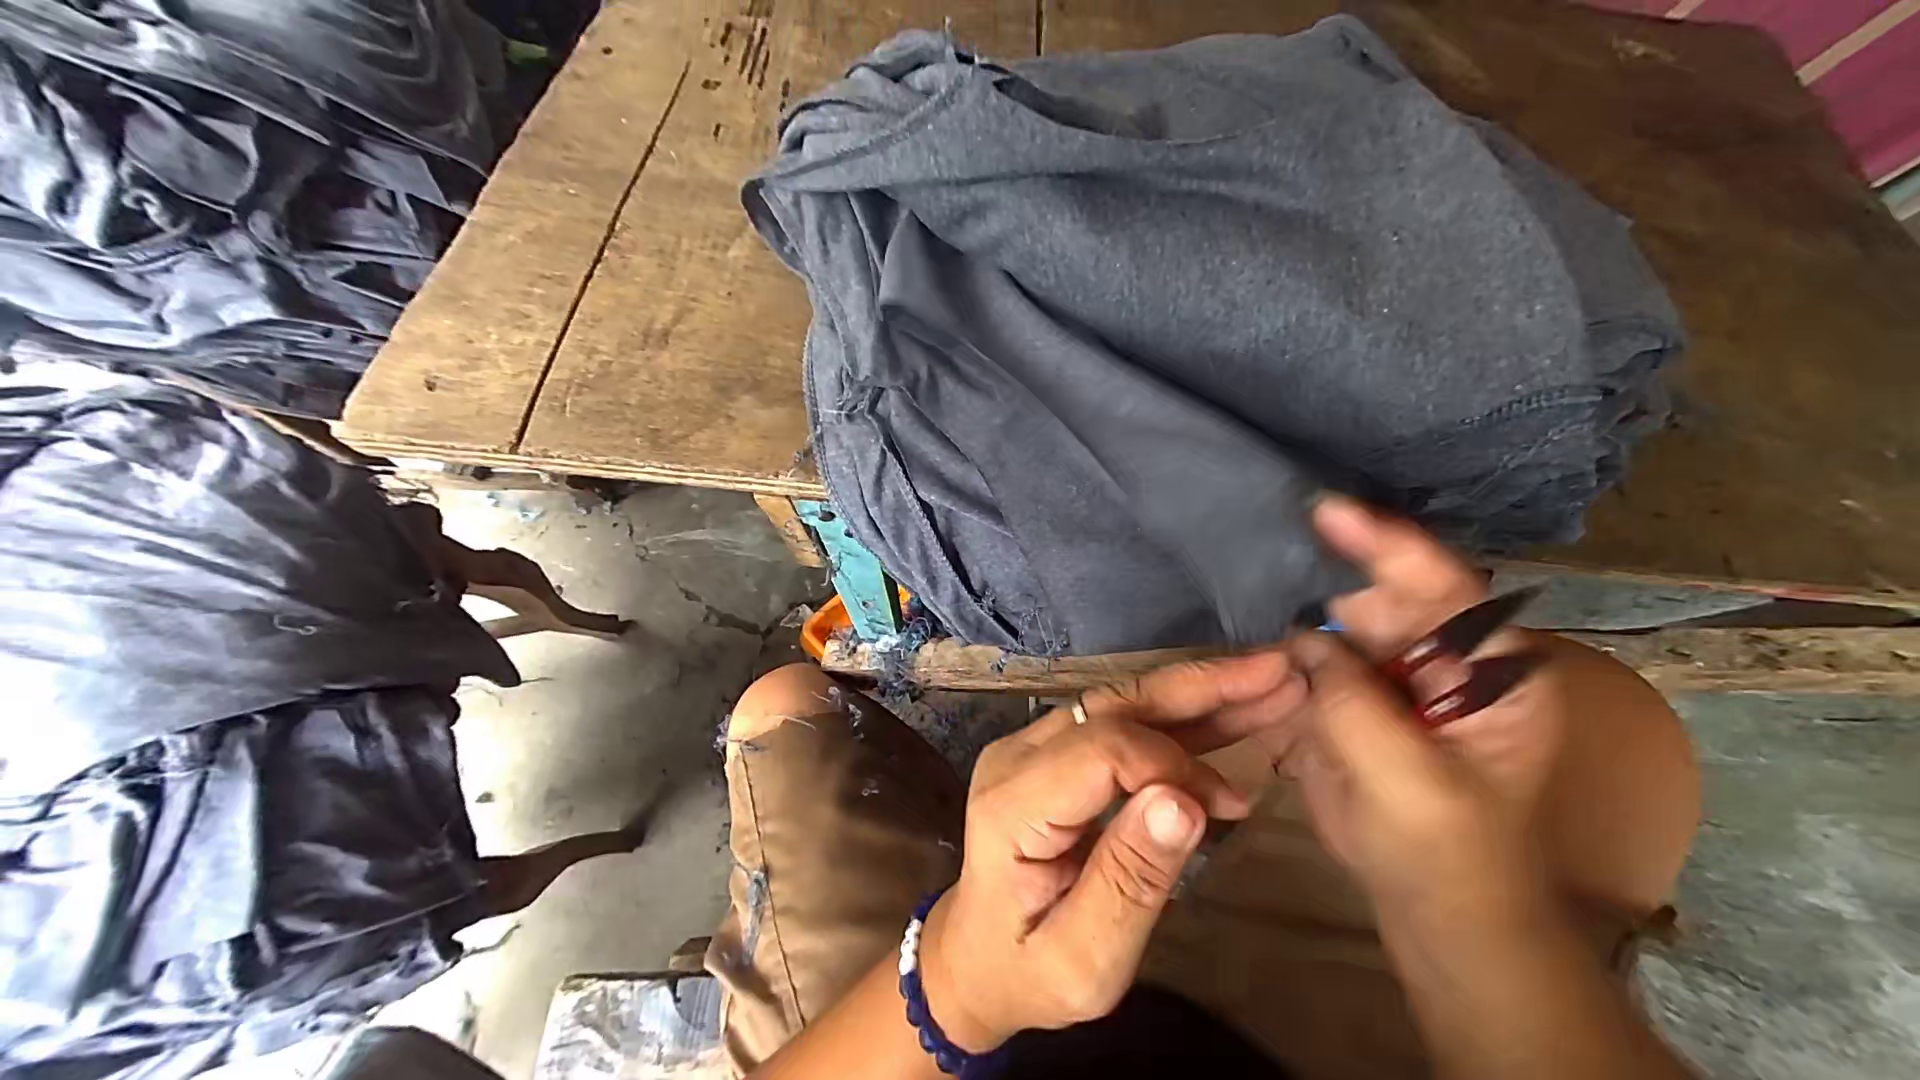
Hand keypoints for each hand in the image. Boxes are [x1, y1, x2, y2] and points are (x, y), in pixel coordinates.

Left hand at [917, 651, 1306, 1050]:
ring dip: (1198, 693)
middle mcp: (1018, 755)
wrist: (977, 955)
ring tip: (1272, 679)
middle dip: (1200, 687)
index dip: (1173, 763)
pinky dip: (1180, 718)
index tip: (1227, 804)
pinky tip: (1231, 713)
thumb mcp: (1084, 959)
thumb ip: (1131, 880)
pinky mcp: (1052, 749)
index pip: (1102, 750)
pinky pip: (1121, 721)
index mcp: (1014, 803)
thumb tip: (1184, 800)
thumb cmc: (1027, 970)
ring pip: (1124, 702)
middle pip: (1115, 705)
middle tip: (1279, 672)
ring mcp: (1032, 745)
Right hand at [1283, 495, 1565, 921]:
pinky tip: (1262, 633)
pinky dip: (1290, 644)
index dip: (1388, 545)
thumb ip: (1351, 700)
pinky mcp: (1355, 699)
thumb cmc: (1442, 848)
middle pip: (1386, 596)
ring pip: (1344, 622)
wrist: (1430, 904)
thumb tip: (1303, 640)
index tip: (1329, 511)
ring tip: (1260, 584)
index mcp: (1490, 672)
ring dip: (1306, 607)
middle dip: (1336, 574)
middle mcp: (1443, 661)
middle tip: (1277, 555)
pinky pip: (1318, 655)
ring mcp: (1395, 679)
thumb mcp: (1405, 776)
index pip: (1445, 588)